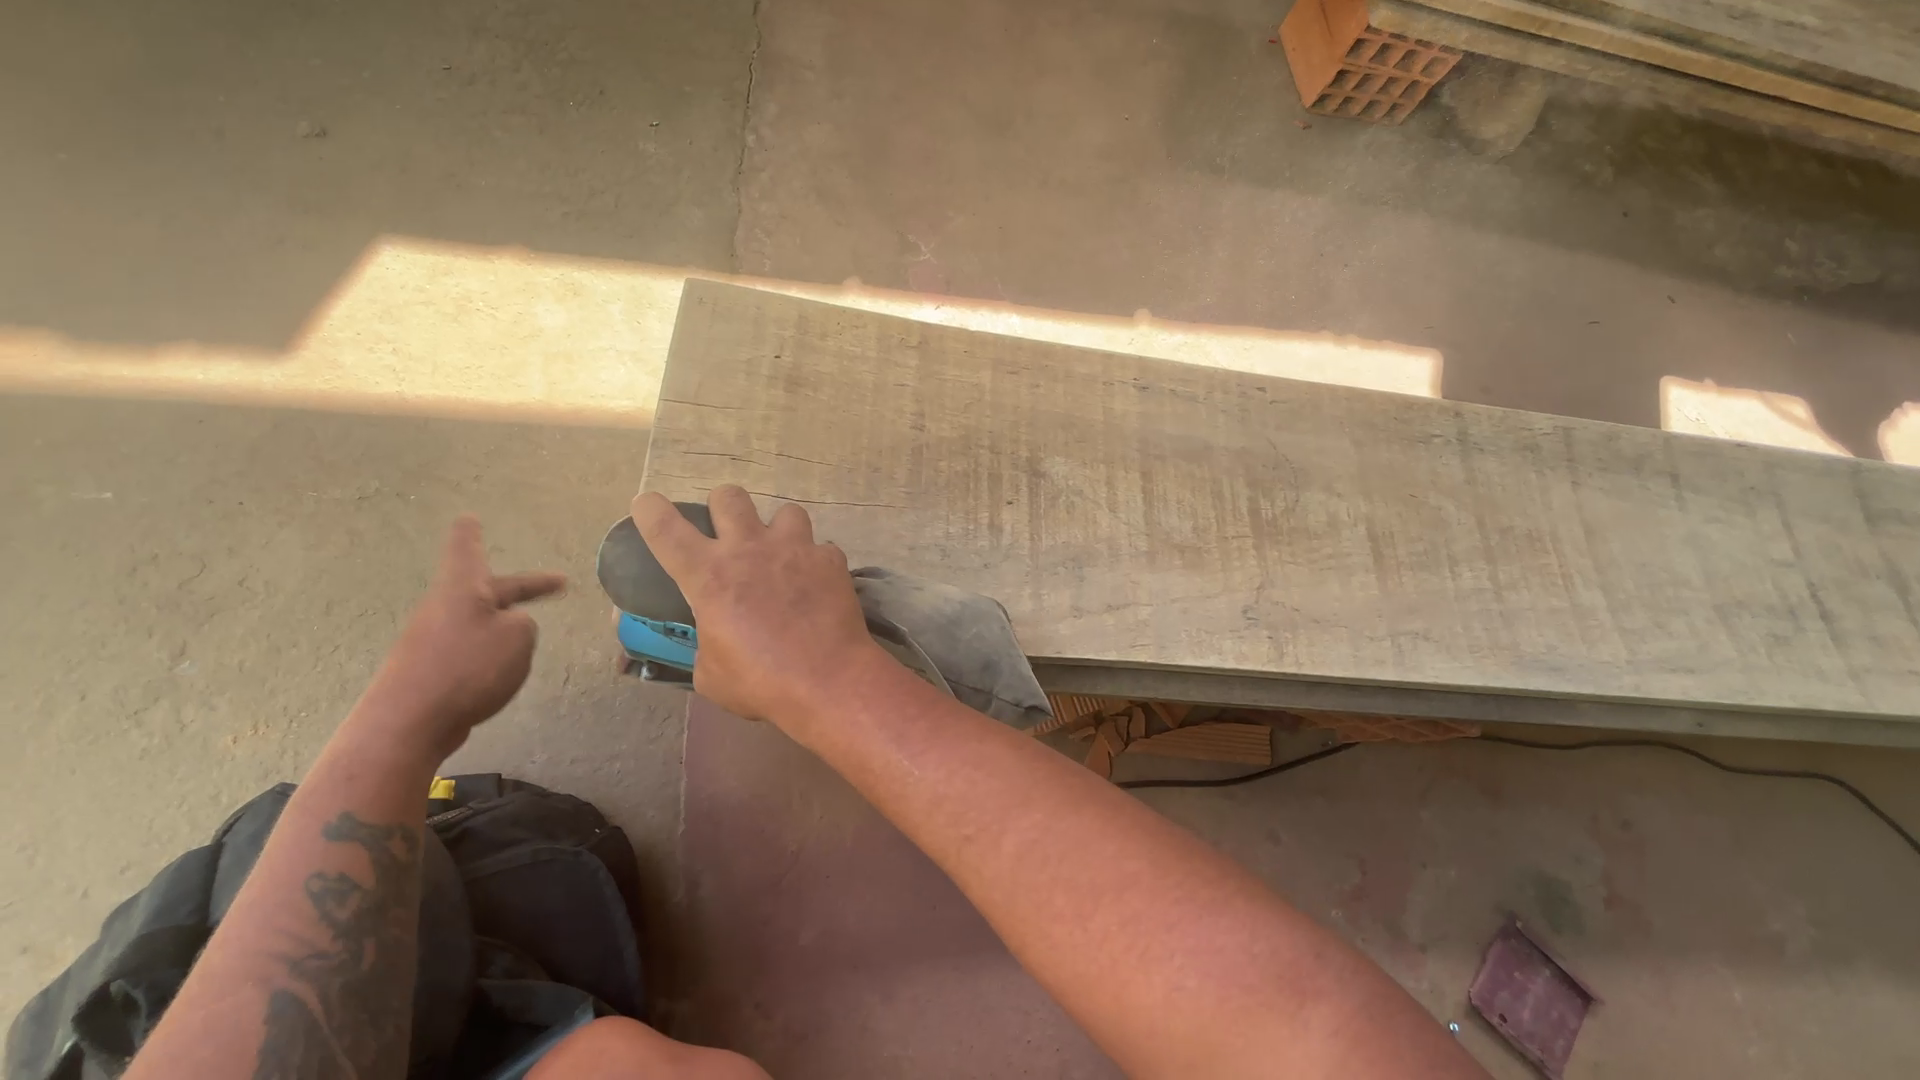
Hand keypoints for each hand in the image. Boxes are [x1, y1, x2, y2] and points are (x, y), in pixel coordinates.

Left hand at [361, 516, 566, 759]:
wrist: (410, 722)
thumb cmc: (468, 666)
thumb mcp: (518, 638)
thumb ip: (524, 626)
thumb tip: (509, 630)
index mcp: (463, 589)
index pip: (467, 549)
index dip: (472, 533)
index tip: (470, 517)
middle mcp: (445, 607)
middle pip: (488, 590)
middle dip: (524, 589)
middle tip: (556, 584)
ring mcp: (435, 639)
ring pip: (483, 625)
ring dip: (507, 631)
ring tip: (527, 653)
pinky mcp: (432, 670)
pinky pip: (472, 654)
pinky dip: (492, 659)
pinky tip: (501, 681)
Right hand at [631, 486, 890, 728]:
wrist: (828, 681)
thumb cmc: (761, 682)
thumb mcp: (710, 675)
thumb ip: (704, 647)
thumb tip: (710, 646)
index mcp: (709, 576)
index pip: (666, 530)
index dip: (651, 511)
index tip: (647, 503)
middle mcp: (749, 549)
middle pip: (729, 497)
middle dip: (723, 508)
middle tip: (729, 533)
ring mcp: (794, 549)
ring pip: (785, 511)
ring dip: (779, 530)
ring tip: (782, 555)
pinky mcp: (831, 559)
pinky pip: (821, 548)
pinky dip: (816, 562)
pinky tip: (817, 584)